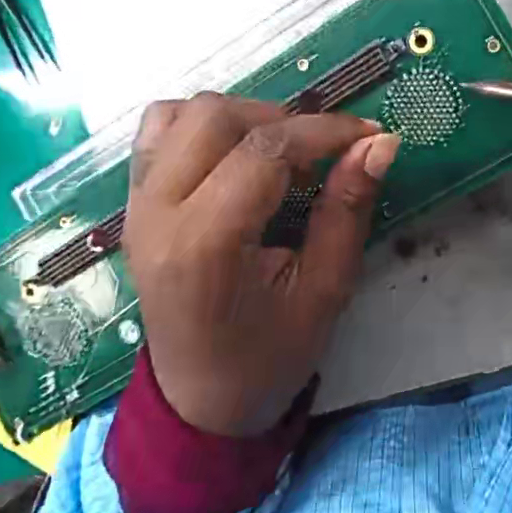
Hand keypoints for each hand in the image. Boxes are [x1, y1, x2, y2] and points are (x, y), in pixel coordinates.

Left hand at [125, 94, 401, 435]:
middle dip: (282, 121)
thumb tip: (378, 143)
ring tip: (278, 154)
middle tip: (321, 155)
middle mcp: (157, 213)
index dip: (324, 131)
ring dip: (239, 118)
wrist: (200, 399)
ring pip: (181, 113)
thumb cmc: (268, 358)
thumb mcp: (323, 293)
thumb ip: (347, 212)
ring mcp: (136, 206)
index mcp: (204, 245)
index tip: (367, 133)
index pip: (264, 151)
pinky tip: (233, 157)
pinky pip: (157, 133)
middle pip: (215, 117)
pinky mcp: (132, 206)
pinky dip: (199, 127)